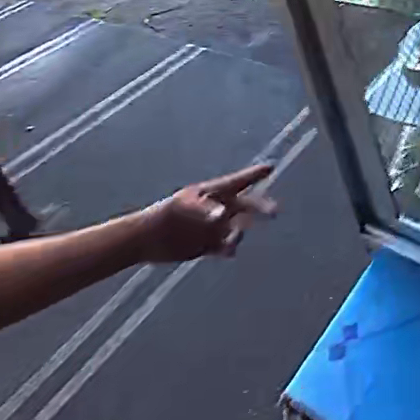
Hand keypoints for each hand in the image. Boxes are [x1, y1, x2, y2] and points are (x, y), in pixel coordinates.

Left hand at [134, 165, 277, 262]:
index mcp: (213, 193)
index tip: (270, 167)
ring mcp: (214, 228)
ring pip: (238, 228)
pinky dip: (229, 249)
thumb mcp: (183, 206)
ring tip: (233, 240)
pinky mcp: (207, 246)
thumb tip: (223, 216)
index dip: (254, 175)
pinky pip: (225, 247)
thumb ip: (205, 210)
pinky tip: (229, 252)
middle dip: (261, 207)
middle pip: (246, 206)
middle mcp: (218, 209)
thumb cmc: (165, 214)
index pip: (238, 182)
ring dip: (239, 233)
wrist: (145, 239)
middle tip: (274, 211)